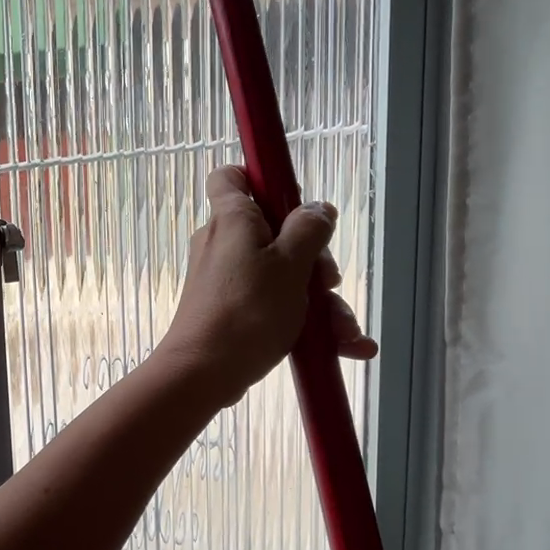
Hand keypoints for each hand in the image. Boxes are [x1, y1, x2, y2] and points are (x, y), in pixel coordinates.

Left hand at [156, 165, 375, 404]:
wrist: (204, 372)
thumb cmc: (247, 310)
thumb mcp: (289, 265)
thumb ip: (307, 231)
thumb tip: (316, 207)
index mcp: (231, 219)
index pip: (231, 178)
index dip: (261, 180)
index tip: (294, 201)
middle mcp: (224, 242)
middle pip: (276, 233)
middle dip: (314, 261)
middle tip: (328, 283)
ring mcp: (227, 277)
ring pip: (284, 275)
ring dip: (321, 302)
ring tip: (345, 332)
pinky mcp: (233, 308)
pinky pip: (275, 304)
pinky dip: (308, 322)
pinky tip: (345, 346)